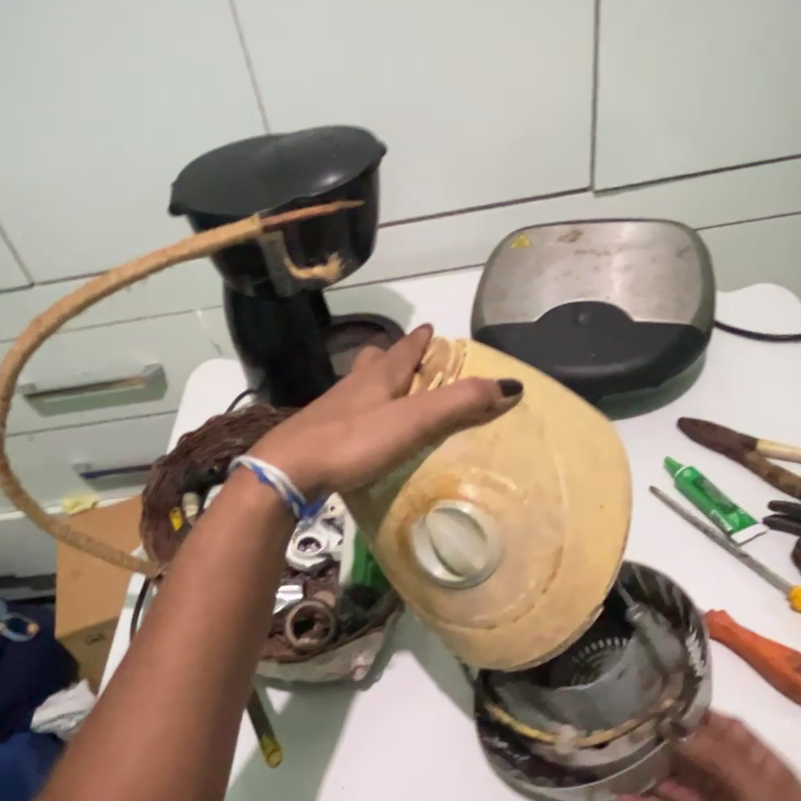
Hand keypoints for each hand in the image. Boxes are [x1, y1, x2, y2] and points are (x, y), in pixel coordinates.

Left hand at [246, 324, 522, 497]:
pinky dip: (361, 414)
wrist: (288, 470)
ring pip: (357, 386)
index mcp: (379, 377)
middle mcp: (354, 386)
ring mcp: (332, 410)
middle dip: (394, 356)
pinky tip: (363, 431)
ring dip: (375, 383)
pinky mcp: (319, 435)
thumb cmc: (353, 441)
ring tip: (388, 392)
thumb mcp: (413, 421)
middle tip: (410, 359)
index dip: (421, 340)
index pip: (405, 349)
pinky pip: (346, 415)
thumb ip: (459, 404)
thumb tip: (511, 385)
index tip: (433, 330)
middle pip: (375, 361)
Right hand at [616, 713, 800, 800]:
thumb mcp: (760, 792)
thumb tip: (674, 728)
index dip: (689, 712)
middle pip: (692, 753)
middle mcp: (733, 779)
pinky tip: (620, 799)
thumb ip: (718, 759)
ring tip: (611, 756)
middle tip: (619, 723)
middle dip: (661, 740)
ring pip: (678, 784)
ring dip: (650, 772)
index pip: (719, 726)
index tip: (652, 697)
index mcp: (755, 760)